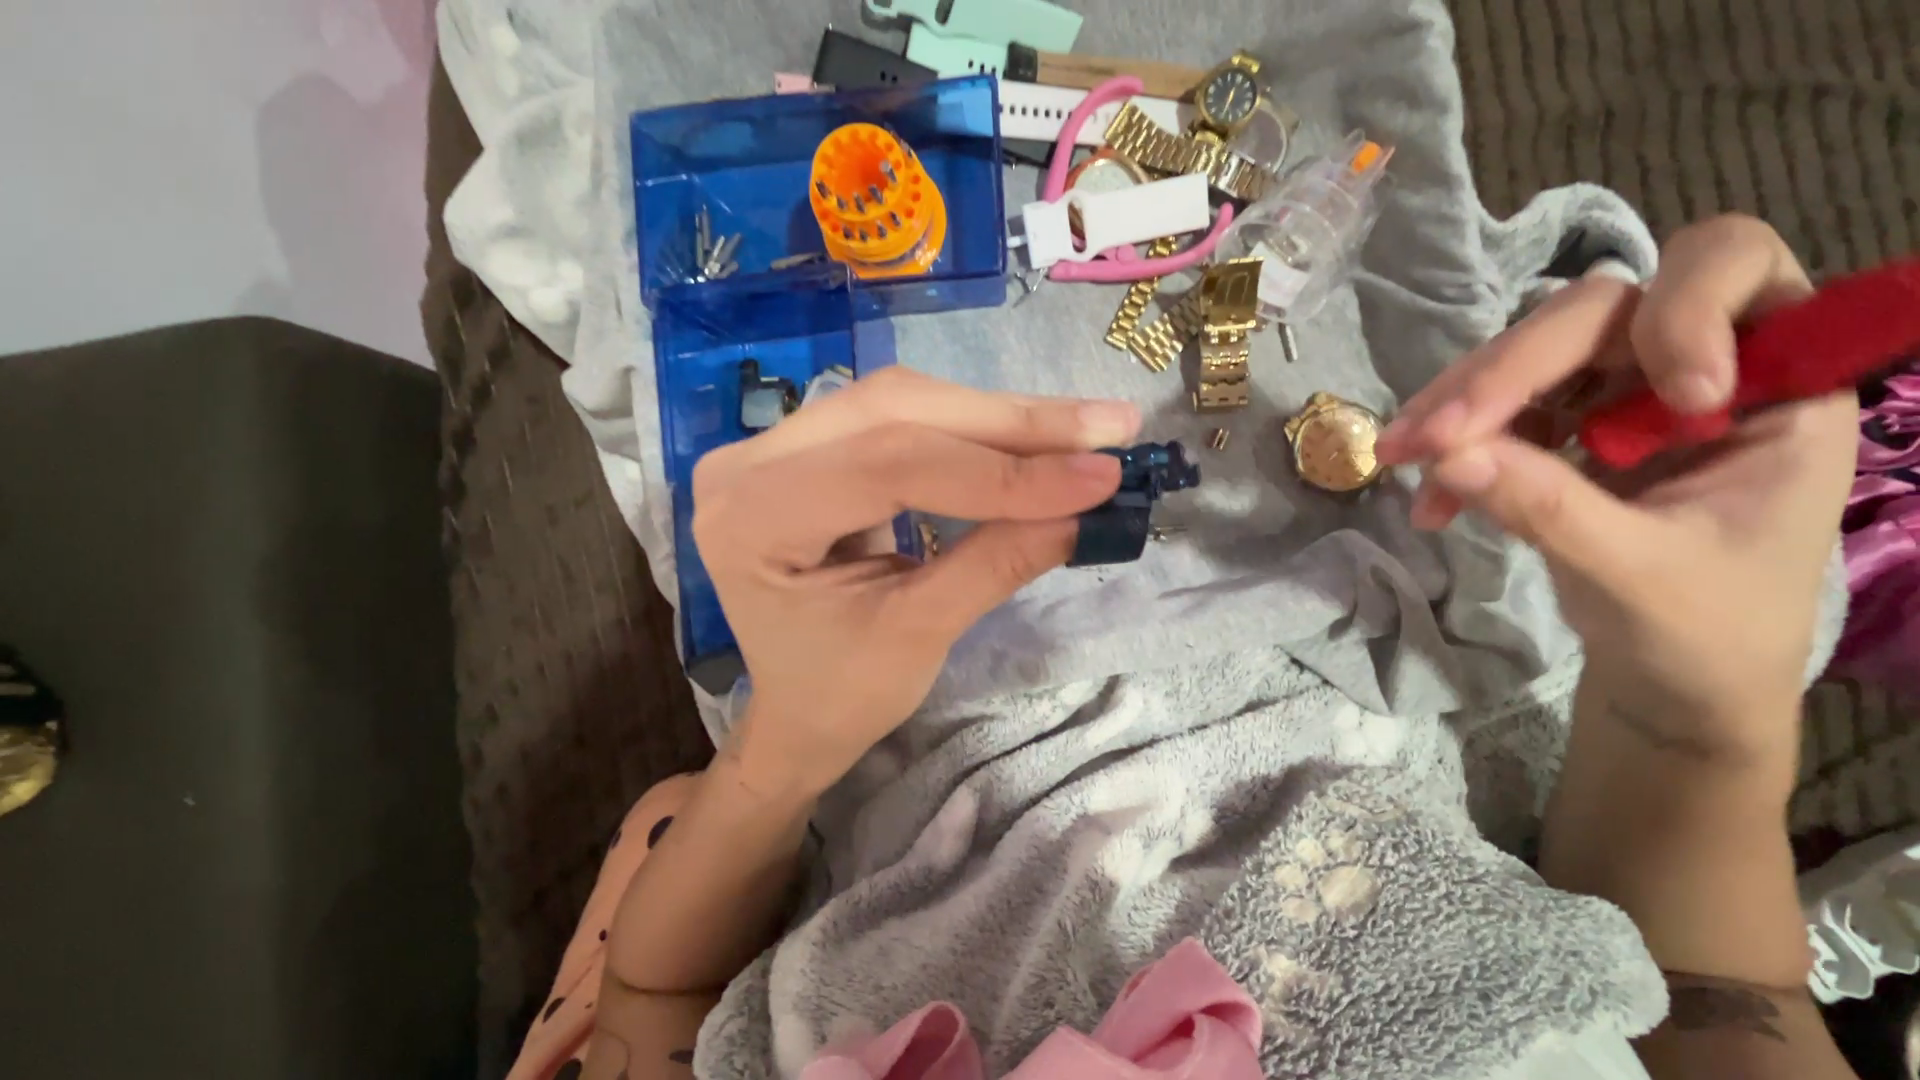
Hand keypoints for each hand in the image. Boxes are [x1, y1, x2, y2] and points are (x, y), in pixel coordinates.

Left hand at [692, 367, 1140, 793]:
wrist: (797, 710)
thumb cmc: (841, 694)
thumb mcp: (919, 634)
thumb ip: (997, 560)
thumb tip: (1091, 498)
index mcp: (750, 519)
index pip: (888, 466)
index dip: (1000, 470)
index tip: (1098, 475)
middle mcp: (748, 462)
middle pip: (894, 410)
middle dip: (1010, 422)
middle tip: (1109, 427)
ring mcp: (773, 445)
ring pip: (902, 400)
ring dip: (998, 417)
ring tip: (1084, 432)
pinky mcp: (808, 444)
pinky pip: (898, 416)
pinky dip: (971, 427)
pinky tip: (1031, 437)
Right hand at [1378, 215, 1856, 767]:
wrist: (1673, 687)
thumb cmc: (1701, 636)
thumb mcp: (1639, 577)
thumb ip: (1551, 508)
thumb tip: (1446, 452)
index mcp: (1778, 387)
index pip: (1733, 274)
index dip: (1685, 309)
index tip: (1673, 395)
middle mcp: (1695, 368)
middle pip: (1593, 315)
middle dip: (1508, 372)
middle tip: (1430, 436)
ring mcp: (1618, 397)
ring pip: (1528, 356)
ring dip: (1457, 405)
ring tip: (1399, 460)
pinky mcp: (1564, 429)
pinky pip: (1497, 408)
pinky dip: (1453, 444)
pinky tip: (1430, 501)